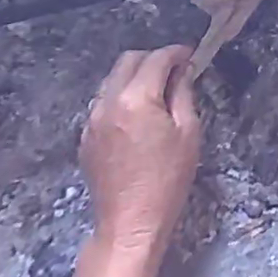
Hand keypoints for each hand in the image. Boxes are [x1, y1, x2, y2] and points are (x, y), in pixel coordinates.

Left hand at [81, 46, 201, 254]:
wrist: (130, 223)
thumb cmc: (168, 178)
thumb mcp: (188, 131)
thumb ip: (183, 93)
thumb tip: (183, 70)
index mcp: (136, 99)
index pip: (157, 59)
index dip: (177, 53)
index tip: (191, 56)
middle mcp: (108, 103)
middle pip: (128, 61)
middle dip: (153, 59)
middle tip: (175, 72)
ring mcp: (92, 121)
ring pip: (113, 79)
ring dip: (135, 76)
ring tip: (157, 93)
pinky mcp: (86, 138)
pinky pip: (103, 102)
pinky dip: (122, 96)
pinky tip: (138, 115)